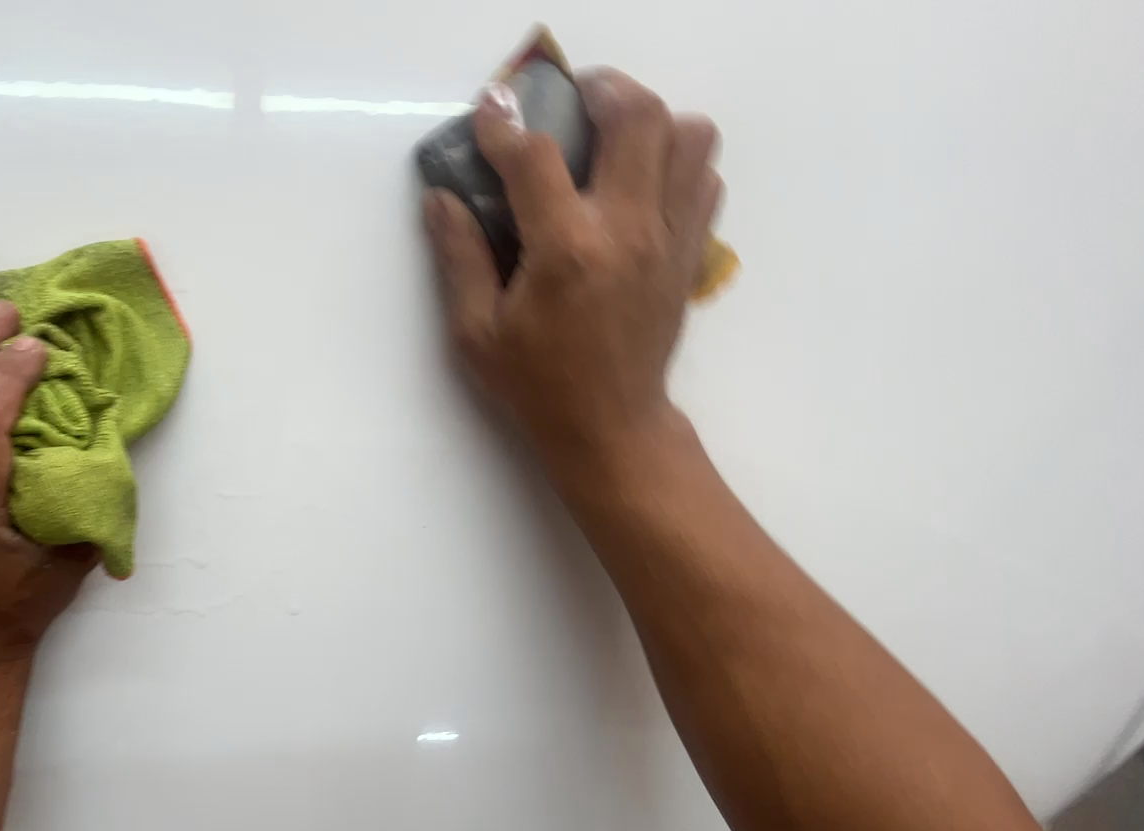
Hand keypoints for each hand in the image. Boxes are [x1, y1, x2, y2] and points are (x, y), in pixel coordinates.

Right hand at [423, 69, 722, 469]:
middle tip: (568, 102)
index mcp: (565, 251)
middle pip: (635, 116)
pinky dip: (676, 159)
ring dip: (648, 119)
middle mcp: (626, 230)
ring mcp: (668, 237)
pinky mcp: (689, 252)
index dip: (504, 127)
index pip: (535, 159)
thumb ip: (459, 259)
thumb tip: (440, 200)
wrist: (608, 425)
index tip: (489, 111)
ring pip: (687, 134)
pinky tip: (638, 183)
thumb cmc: (534, 383)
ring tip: (610, 139)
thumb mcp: (476, 332)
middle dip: (598, 91)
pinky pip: (703, 176)